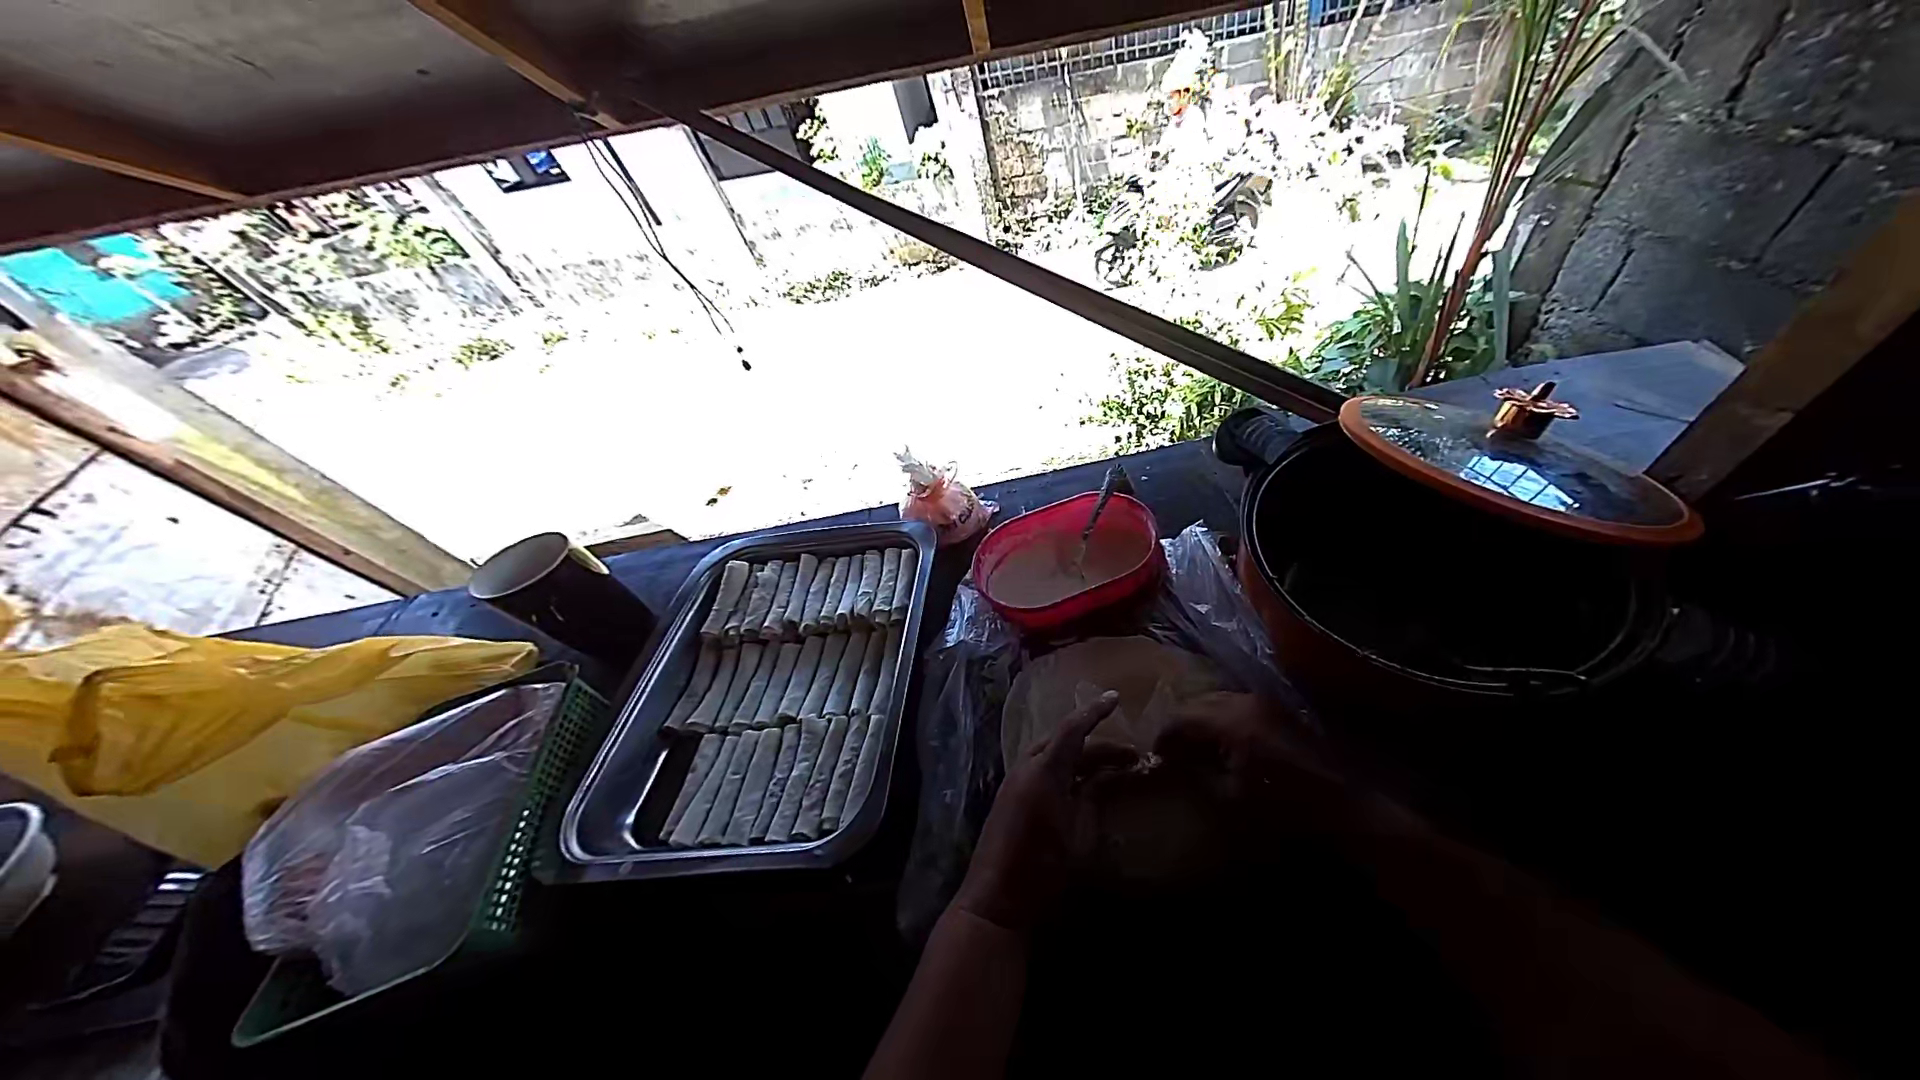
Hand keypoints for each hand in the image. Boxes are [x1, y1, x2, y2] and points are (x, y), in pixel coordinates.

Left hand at [953, 690, 1118, 932]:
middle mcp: (1026, 766)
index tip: (1115, 698)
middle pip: (1063, 741)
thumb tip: (1105, 777)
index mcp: (1044, 770)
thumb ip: (1091, 799)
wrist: (996, 897)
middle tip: (1129, 756)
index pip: (1072, 729)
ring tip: (1113, 767)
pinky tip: (1084, 783)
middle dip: (1096, 743)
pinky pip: (1042, 769)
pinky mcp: (1011, 796)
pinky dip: (1065, 769)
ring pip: (1052, 754)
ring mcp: (1015, 780)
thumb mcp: (1079, 835)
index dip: (1094, 711)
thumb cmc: (1042, 869)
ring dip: (1080, 757)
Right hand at [1152, 692, 1352, 831]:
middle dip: (1180, 725)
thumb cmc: (1284, 805)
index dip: (1164, 736)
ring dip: (1200, 719)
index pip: (1181, 718)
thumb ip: (1197, 772)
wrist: (1344, 807)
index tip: (1155, 754)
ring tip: (1193, 746)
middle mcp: (1245, 702)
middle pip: (1197, 703)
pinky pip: (1237, 705)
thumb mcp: (1231, 795)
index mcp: (1230, 720)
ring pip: (1217, 700)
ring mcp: (1264, 702)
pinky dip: (1221, 718)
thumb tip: (1175, 762)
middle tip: (1170, 750)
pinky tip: (1221, 742)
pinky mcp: (1278, 709)